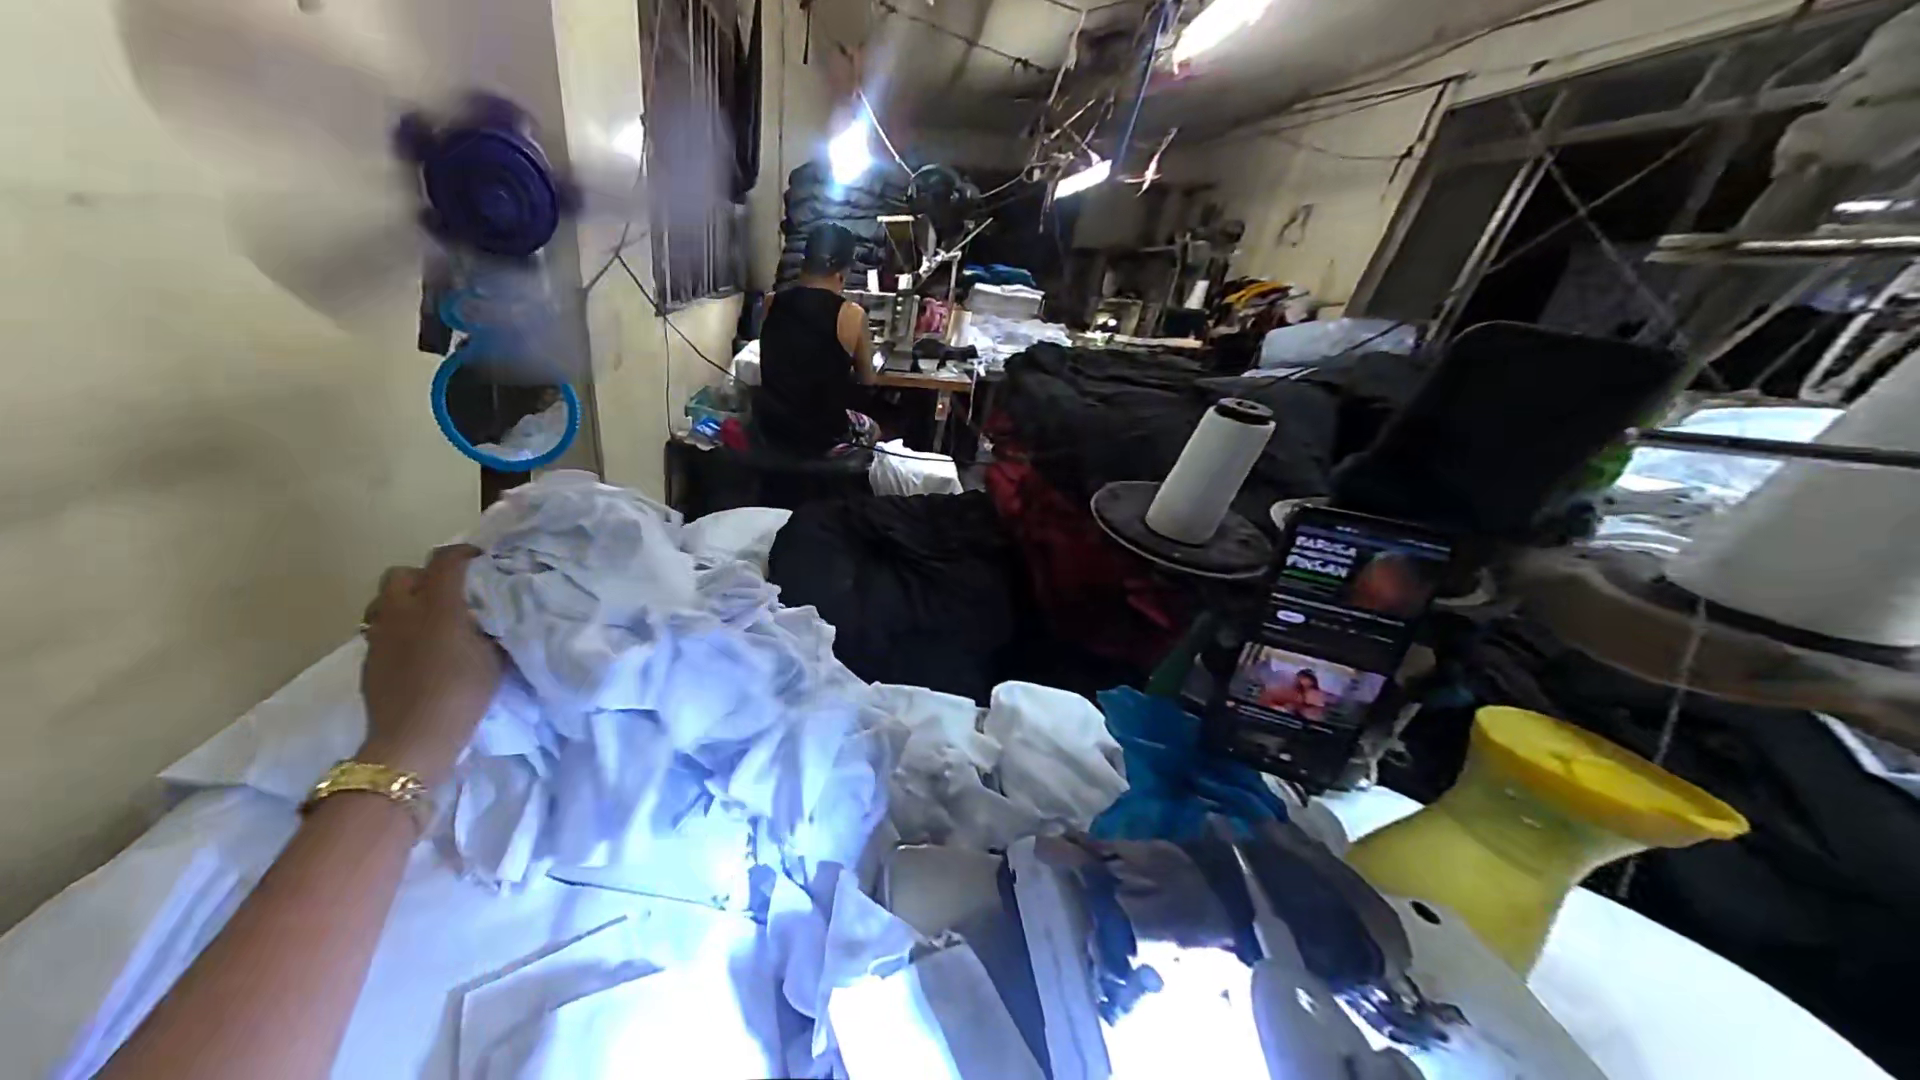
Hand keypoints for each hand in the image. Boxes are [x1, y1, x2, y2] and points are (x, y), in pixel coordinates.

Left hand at [357, 545, 502, 785]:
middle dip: (424, 576)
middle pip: (401, 574)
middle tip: (450, 592)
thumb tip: (492, 610)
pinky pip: (380, 627)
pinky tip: (417, 648)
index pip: (445, 561)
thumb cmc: (465, 691)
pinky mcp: (369, 658)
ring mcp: (379, 635)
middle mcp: (403, 611)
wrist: (415, 737)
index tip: (481, 561)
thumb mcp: (495, 654)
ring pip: (383, 600)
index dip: (463, 554)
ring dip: (405, 601)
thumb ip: (491, 624)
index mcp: (438, 605)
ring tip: (428, 618)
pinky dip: (398, 627)